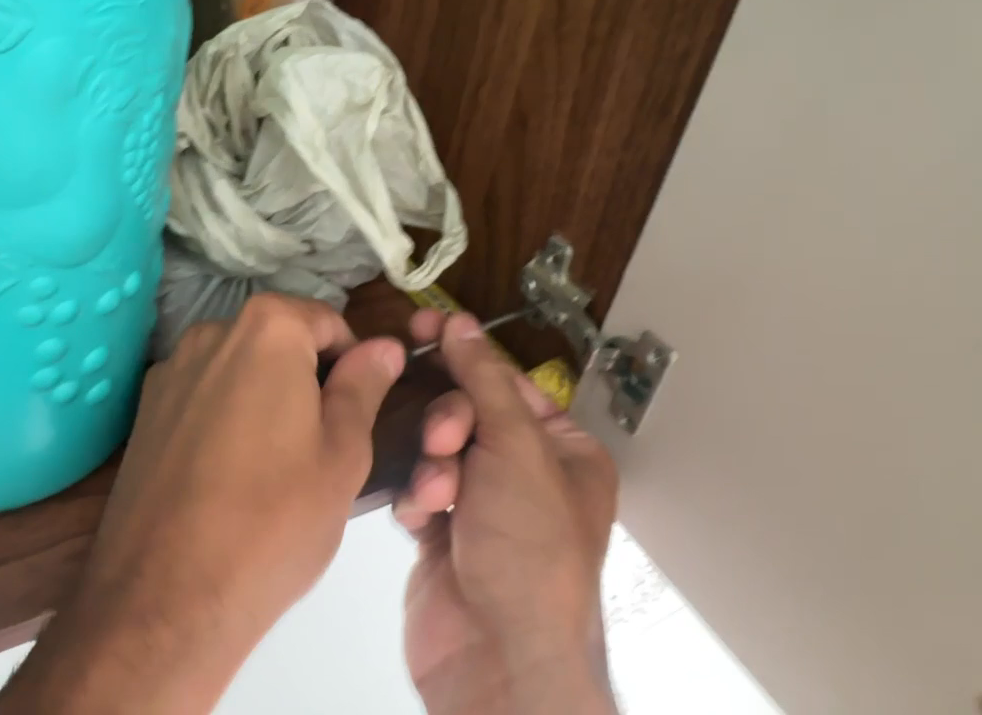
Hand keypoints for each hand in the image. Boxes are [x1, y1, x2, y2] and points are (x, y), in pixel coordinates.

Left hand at [0, 293, 406, 714]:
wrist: (165, 597)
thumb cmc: (274, 520)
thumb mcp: (342, 453)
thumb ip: (363, 386)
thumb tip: (384, 346)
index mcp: (266, 329)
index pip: (328, 321)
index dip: (353, 364)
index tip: (357, 414)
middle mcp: (210, 333)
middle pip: (279, 341)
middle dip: (307, 379)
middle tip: (322, 447)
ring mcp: (169, 371)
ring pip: (239, 369)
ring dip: (265, 398)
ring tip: (275, 467)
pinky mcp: (143, 411)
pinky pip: (203, 397)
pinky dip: (225, 418)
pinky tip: (228, 477)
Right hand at [395, 310, 620, 714]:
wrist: (499, 659)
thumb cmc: (527, 545)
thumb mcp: (515, 448)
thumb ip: (481, 379)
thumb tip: (458, 321)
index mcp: (563, 453)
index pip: (507, 382)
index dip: (466, 355)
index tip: (420, 327)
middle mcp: (526, 475)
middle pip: (468, 412)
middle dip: (449, 422)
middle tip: (444, 440)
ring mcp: (484, 507)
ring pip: (438, 449)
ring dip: (432, 465)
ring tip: (437, 493)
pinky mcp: (445, 535)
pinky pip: (421, 489)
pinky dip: (418, 498)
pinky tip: (422, 520)